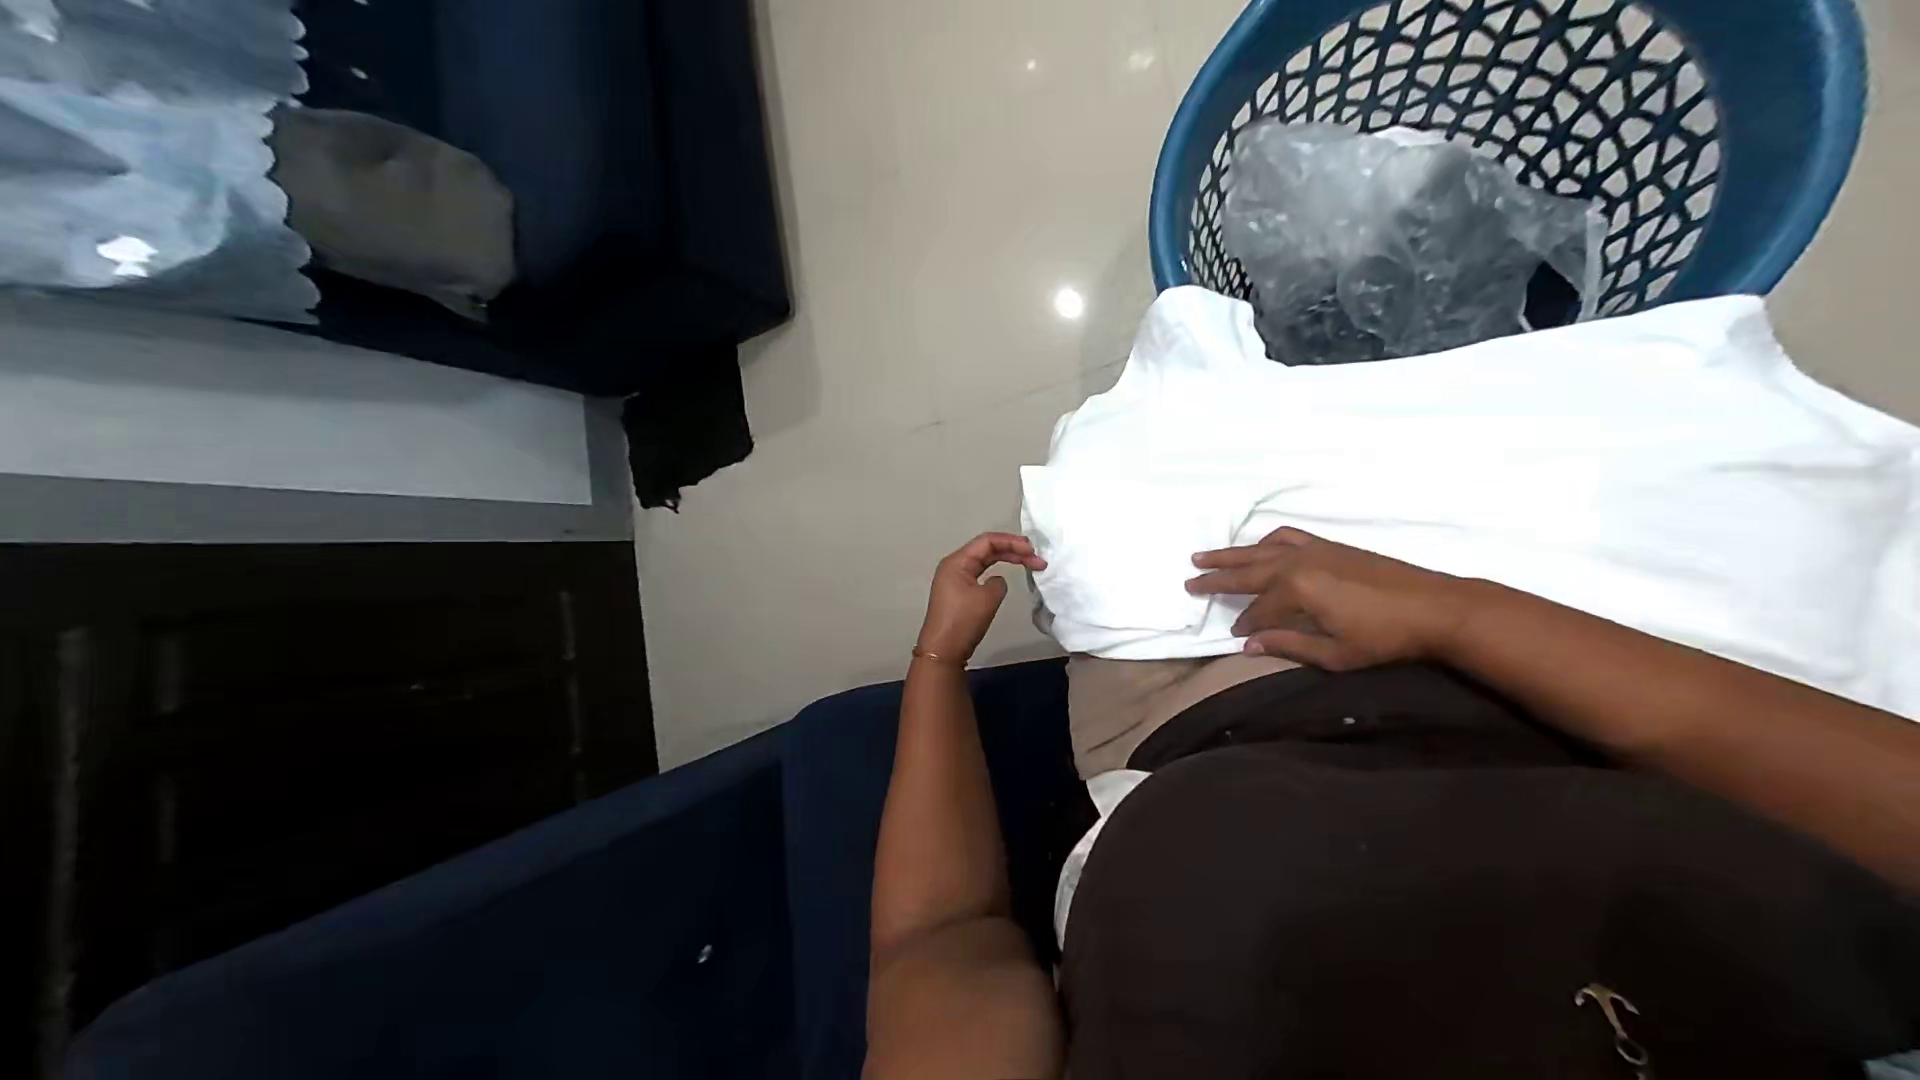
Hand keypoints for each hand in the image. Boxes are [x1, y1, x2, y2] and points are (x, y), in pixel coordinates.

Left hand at [917, 533, 1047, 661]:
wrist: (943, 651)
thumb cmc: (962, 621)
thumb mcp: (986, 598)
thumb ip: (998, 583)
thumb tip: (997, 581)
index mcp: (957, 561)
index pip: (987, 541)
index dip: (1012, 542)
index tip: (1032, 550)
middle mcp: (955, 565)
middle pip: (987, 549)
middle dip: (1013, 550)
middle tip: (1037, 558)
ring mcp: (956, 579)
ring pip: (985, 561)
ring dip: (1007, 559)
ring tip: (1029, 562)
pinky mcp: (960, 592)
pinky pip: (981, 573)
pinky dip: (997, 571)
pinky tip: (1010, 574)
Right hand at [1186, 527, 1480, 670]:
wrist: (1437, 607)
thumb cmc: (1385, 638)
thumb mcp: (1335, 654)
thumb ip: (1287, 646)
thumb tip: (1247, 645)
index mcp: (1297, 590)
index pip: (1257, 610)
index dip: (1245, 625)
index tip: (1236, 636)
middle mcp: (1297, 563)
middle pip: (1247, 571)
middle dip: (1216, 578)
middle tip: (1189, 582)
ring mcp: (1312, 550)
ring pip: (1259, 550)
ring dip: (1230, 554)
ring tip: (1203, 556)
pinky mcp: (1328, 545)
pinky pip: (1286, 538)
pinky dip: (1265, 542)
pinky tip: (1259, 547)